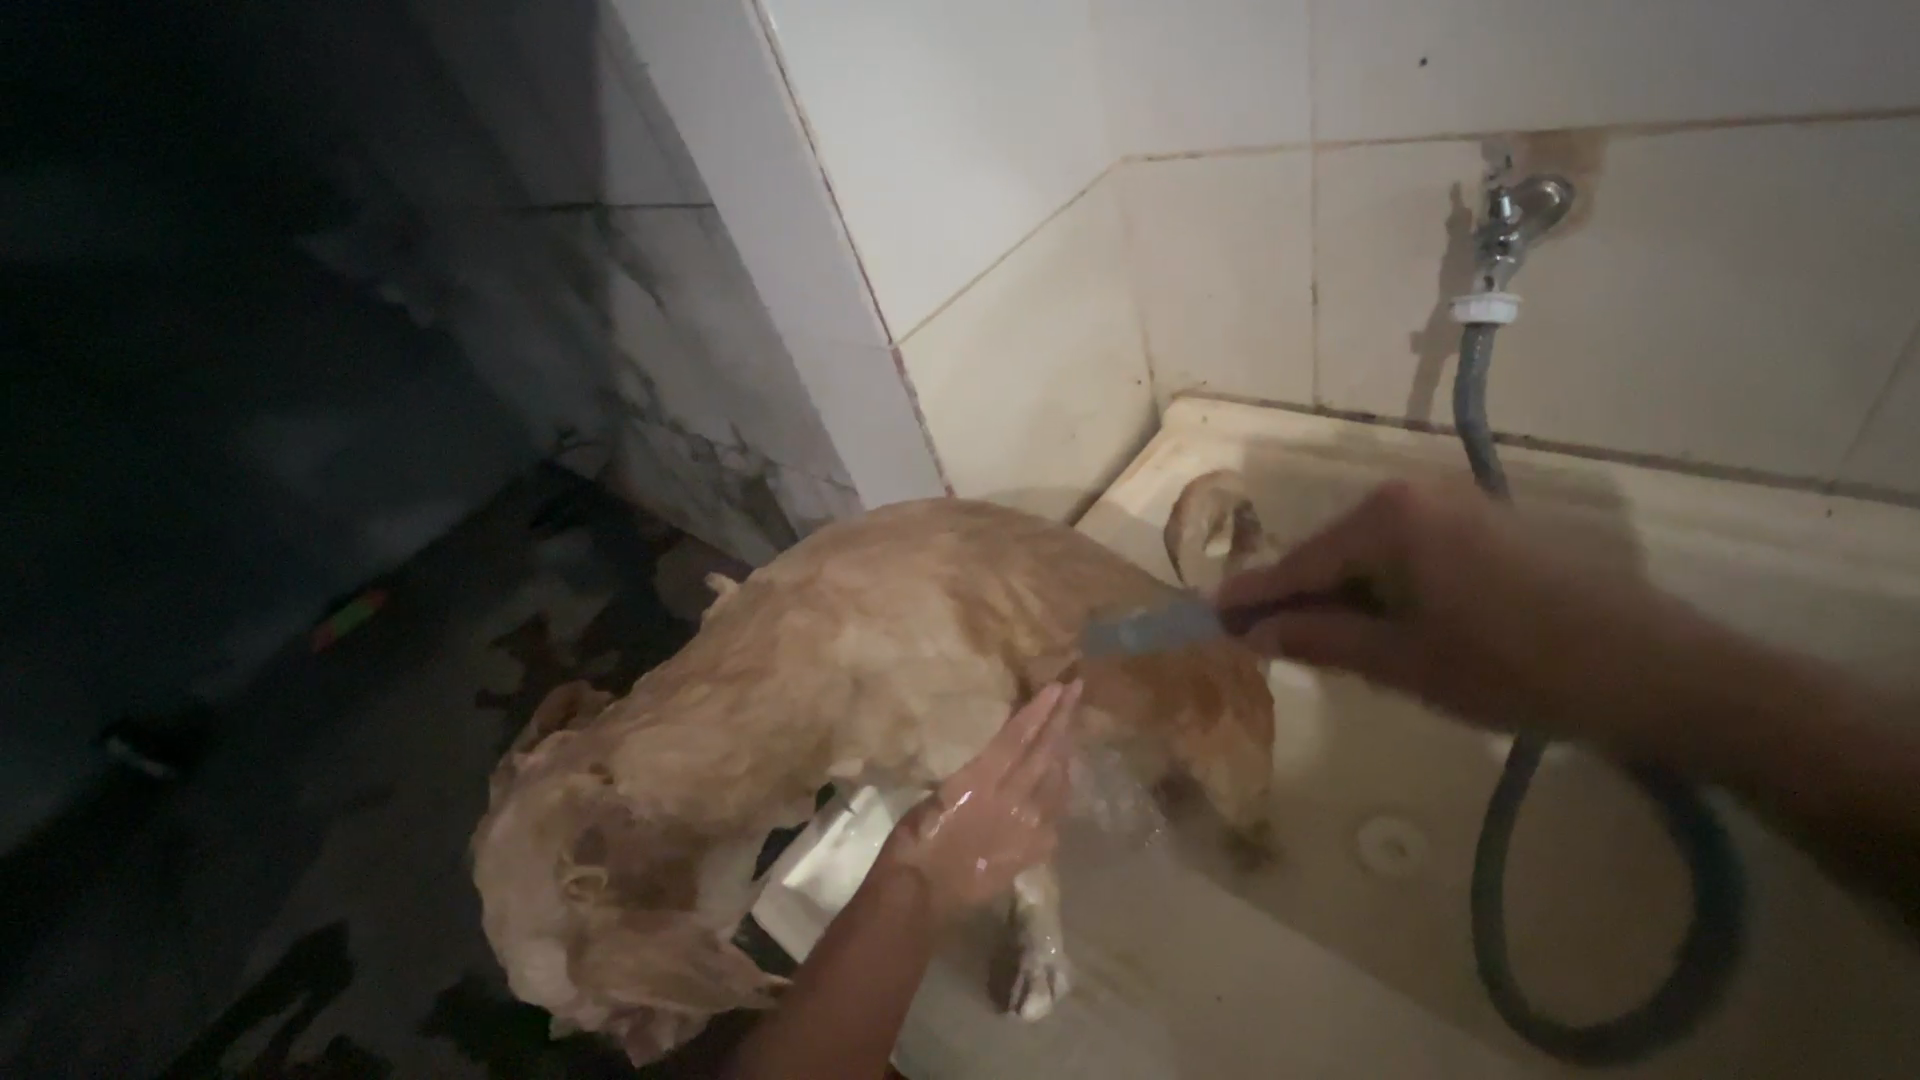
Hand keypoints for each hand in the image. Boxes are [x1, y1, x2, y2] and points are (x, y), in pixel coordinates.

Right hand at [877, 681, 1081, 923]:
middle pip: (1045, 751)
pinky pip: (1057, 812)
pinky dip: (1063, 788)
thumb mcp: (938, 794)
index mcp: (981, 780)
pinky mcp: (1035, 850)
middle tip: (1078, 689)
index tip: (1057, 686)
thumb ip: (974, 775)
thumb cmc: (916, 839)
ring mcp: (1028, 827)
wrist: (922, 895)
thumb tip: (993, 761)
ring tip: (1073, 724)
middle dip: (1063, 718)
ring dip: (1067, 750)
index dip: (1038, 709)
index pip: (1017, 736)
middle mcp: (1012, 799)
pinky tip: (1066, 776)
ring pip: (1057, 780)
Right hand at [1215, 479, 1698, 750]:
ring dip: (1341, 598)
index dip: (1252, 598)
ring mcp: (1455, 507)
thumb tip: (1256, 633)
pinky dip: (1383, 590)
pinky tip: (1384, 628)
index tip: (1208, 618)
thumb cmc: (1513, 668)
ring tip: (1321, 645)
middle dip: (1297, 599)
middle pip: (1330, 554)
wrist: (1659, 672)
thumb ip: (1319, 640)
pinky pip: (1409, 556)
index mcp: (1387, 519)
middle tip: (1265, 643)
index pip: (1297, 563)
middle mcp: (1415, 496)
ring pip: (1369, 556)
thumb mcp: (1402, 662)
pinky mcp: (1487, 528)